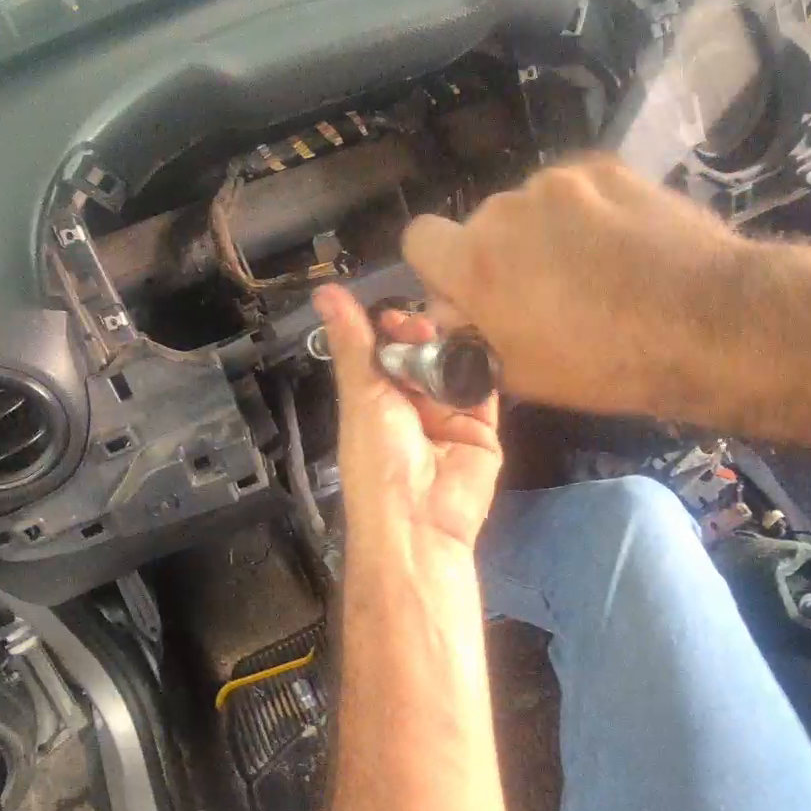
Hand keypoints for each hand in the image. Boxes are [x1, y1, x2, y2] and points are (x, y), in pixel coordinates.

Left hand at [313, 284, 501, 554]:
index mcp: (376, 401)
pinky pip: (486, 389)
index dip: (391, 329)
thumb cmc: (378, 458)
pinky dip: (484, 366)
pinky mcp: (483, 427)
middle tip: (426, 325)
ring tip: (453, 330)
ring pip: (456, 367)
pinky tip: (481, 343)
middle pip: (424, 355)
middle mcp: (412, 406)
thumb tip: (324, 290)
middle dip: (425, 334)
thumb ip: (353, 344)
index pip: (386, 352)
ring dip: (454, 346)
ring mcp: (449, 416)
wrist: (419, 520)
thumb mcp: (361, 395)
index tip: (396, 316)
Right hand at [401, 155, 746, 416]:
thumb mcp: (519, 374)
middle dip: (498, 256)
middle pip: (479, 226)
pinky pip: (574, 192)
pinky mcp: (607, 166)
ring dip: (541, 235)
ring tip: (592, 272)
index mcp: (476, 262)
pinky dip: (584, 216)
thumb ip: (470, 337)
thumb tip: (453, 314)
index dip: (439, 270)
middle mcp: (506, 208)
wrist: (705, 322)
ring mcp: (560, 180)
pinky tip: (621, 247)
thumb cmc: (604, 365)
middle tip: (541, 295)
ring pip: (528, 209)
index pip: (418, 239)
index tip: (470, 296)